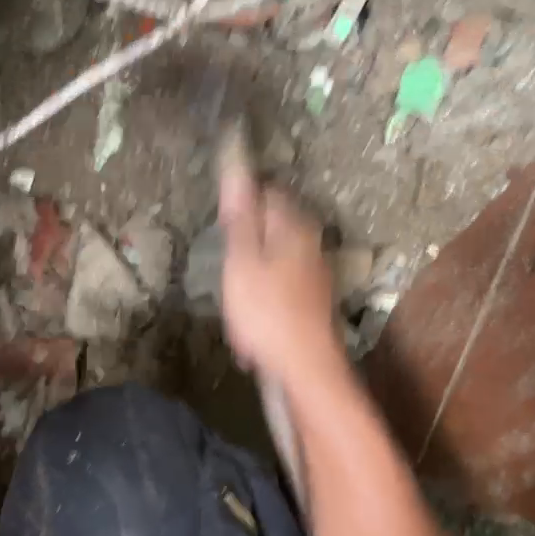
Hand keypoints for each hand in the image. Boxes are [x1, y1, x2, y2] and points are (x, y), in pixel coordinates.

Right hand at [218, 160, 345, 388]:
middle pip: (270, 227)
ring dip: (251, 275)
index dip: (239, 203)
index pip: (266, 192)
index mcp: (294, 227)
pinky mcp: (311, 300)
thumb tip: (236, 167)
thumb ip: (239, 216)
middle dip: (245, 242)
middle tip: (225, 267)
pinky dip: (262, 298)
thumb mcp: (242, 261)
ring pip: (273, 259)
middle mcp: (310, 243)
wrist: (304, 368)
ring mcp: (314, 273)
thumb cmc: (266, 313)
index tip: (220, 226)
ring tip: (236, 300)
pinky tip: (251, 321)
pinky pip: (279, 287)